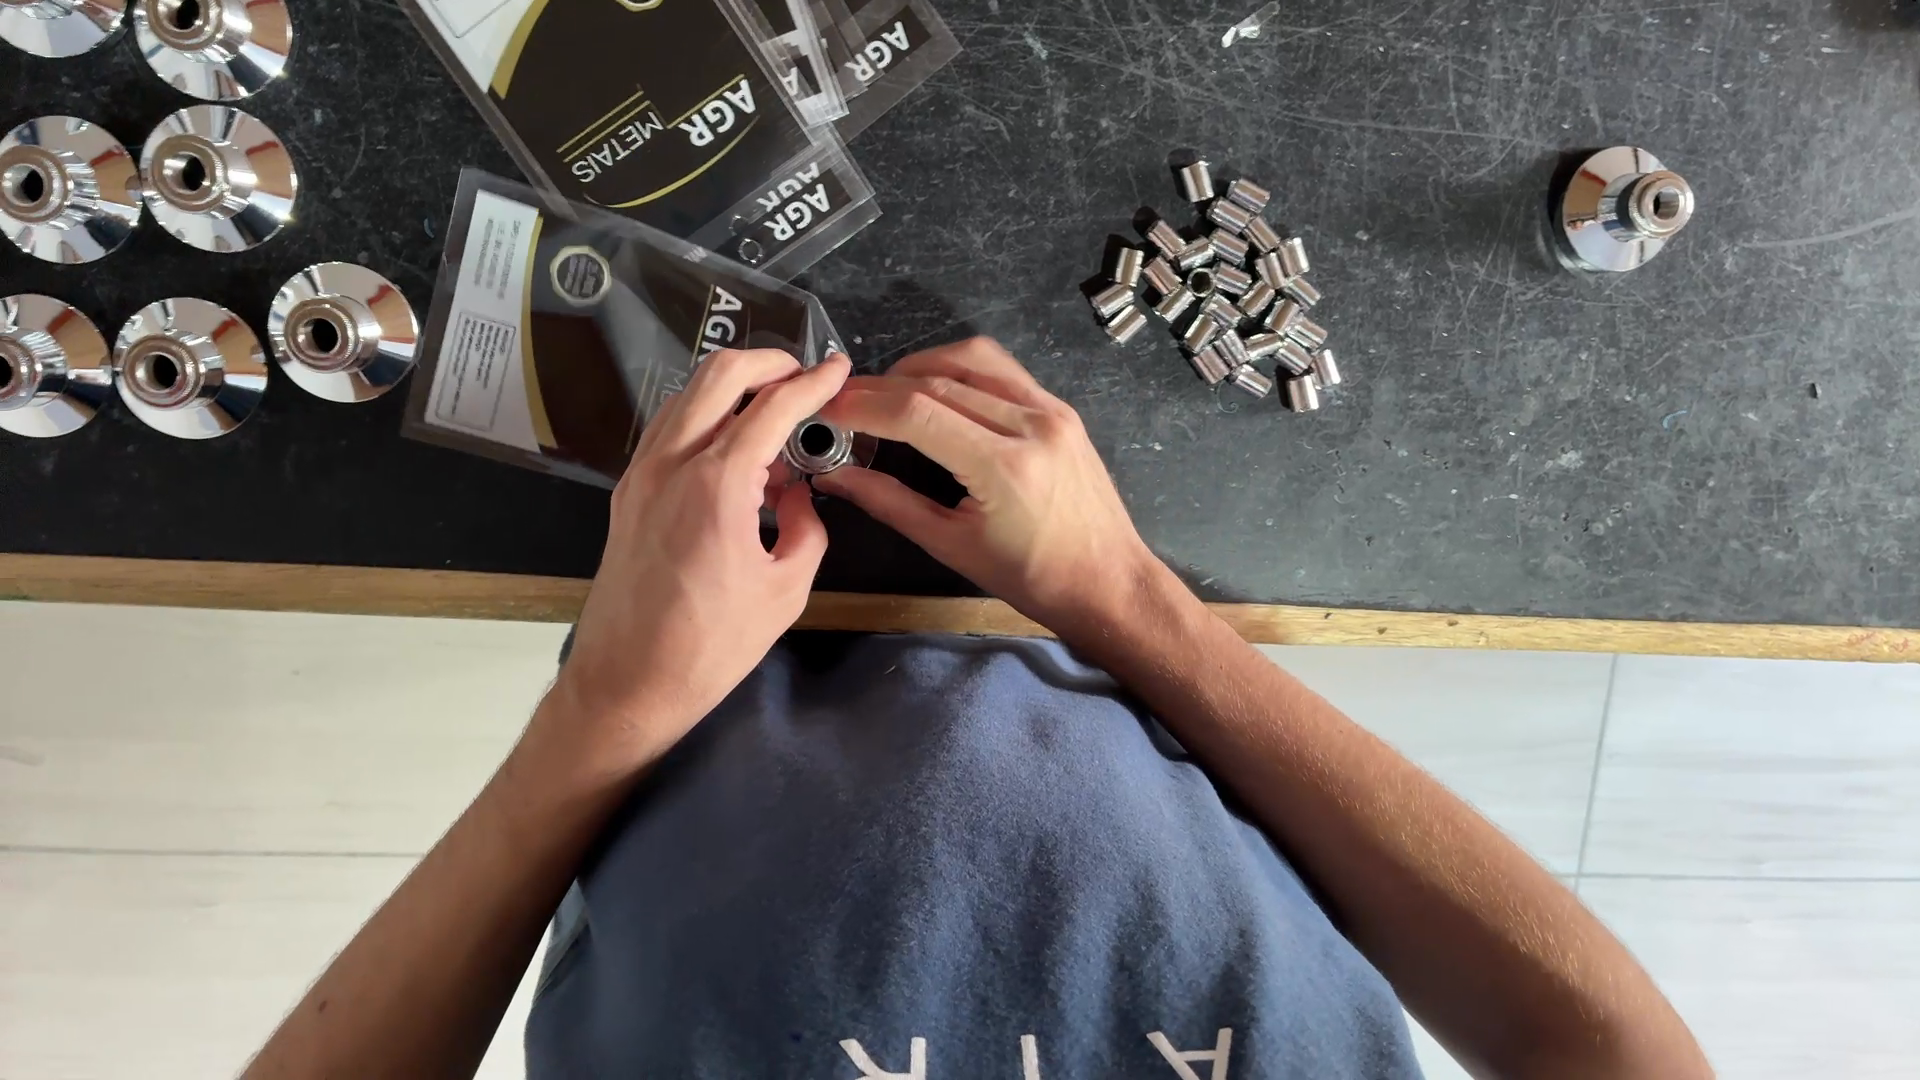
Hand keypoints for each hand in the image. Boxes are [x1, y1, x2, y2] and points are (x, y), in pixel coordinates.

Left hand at [550, 350, 849, 767]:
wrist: (627, 683)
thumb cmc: (713, 644)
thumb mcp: (786, 589)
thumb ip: (806, 528)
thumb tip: (798, 495)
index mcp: (716, 484)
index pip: (771, 407)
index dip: (812, 382)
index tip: (837, 367)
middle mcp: (671, 462)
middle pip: (717, 375)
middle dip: (766, 362)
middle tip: (802, 374)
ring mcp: (641, 474)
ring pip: (688, 397)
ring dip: (734, 390)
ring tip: (776, 420)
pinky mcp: (628, 493)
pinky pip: (671, 431)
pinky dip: (708, 422)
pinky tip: (737, 456)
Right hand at [815, 337, 1161, 640]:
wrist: (1108, 581)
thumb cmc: (1031, 578)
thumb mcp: (953, 546)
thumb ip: (890, 503)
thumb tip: (835, 477)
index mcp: (1004, 466)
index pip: (917, 412)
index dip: (863, 406)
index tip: (827, 409)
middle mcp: (1032, 424)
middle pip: (938, 380)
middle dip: (882, 386)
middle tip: (845, 401)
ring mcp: (1052, 410)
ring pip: (972, 360)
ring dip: (921, 365)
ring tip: (887, 391)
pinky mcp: (1062, 409)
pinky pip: (1002, 370)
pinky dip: (961, 370)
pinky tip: (938, 391)